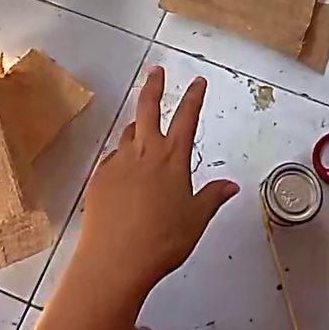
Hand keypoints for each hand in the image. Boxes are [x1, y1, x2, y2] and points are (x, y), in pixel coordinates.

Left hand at [73, 68, 237, 302]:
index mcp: (172, 159)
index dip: (194, 97)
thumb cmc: (162, 241)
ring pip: (128, 133)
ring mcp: (117, 162)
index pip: (186, 118)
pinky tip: (124, 171)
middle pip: (147, 108)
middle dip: (154, 86)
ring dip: (137, 126)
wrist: (114, 259)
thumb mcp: (196, 220)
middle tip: (156, 70)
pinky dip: (121, 157)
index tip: (198, 81)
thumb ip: (212, 198)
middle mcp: (144, 152)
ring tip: (142, 128)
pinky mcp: (98, 176)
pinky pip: (112, 158)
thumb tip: (230, 185)